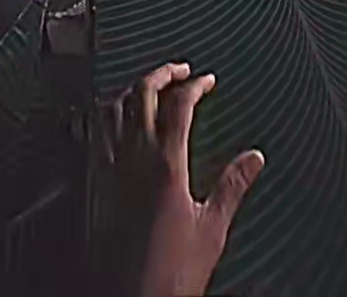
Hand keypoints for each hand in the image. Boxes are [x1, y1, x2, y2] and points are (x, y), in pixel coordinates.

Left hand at [106, 63, 264, 296]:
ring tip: (149, 87)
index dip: (195, 85)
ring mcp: (109, 166)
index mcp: (165, 163)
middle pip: (143, 92)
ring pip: (115, 105)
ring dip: (134, 88)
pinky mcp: (92, 181)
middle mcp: (133, 156)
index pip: (179, 104)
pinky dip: (108, 112)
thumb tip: (254, 157)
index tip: (207, 81)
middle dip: (163, 73)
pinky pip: (95, 130)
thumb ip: (232, 186)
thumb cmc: (168, 275)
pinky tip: (116, 118)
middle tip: (180, 70)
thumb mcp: (211, 230)